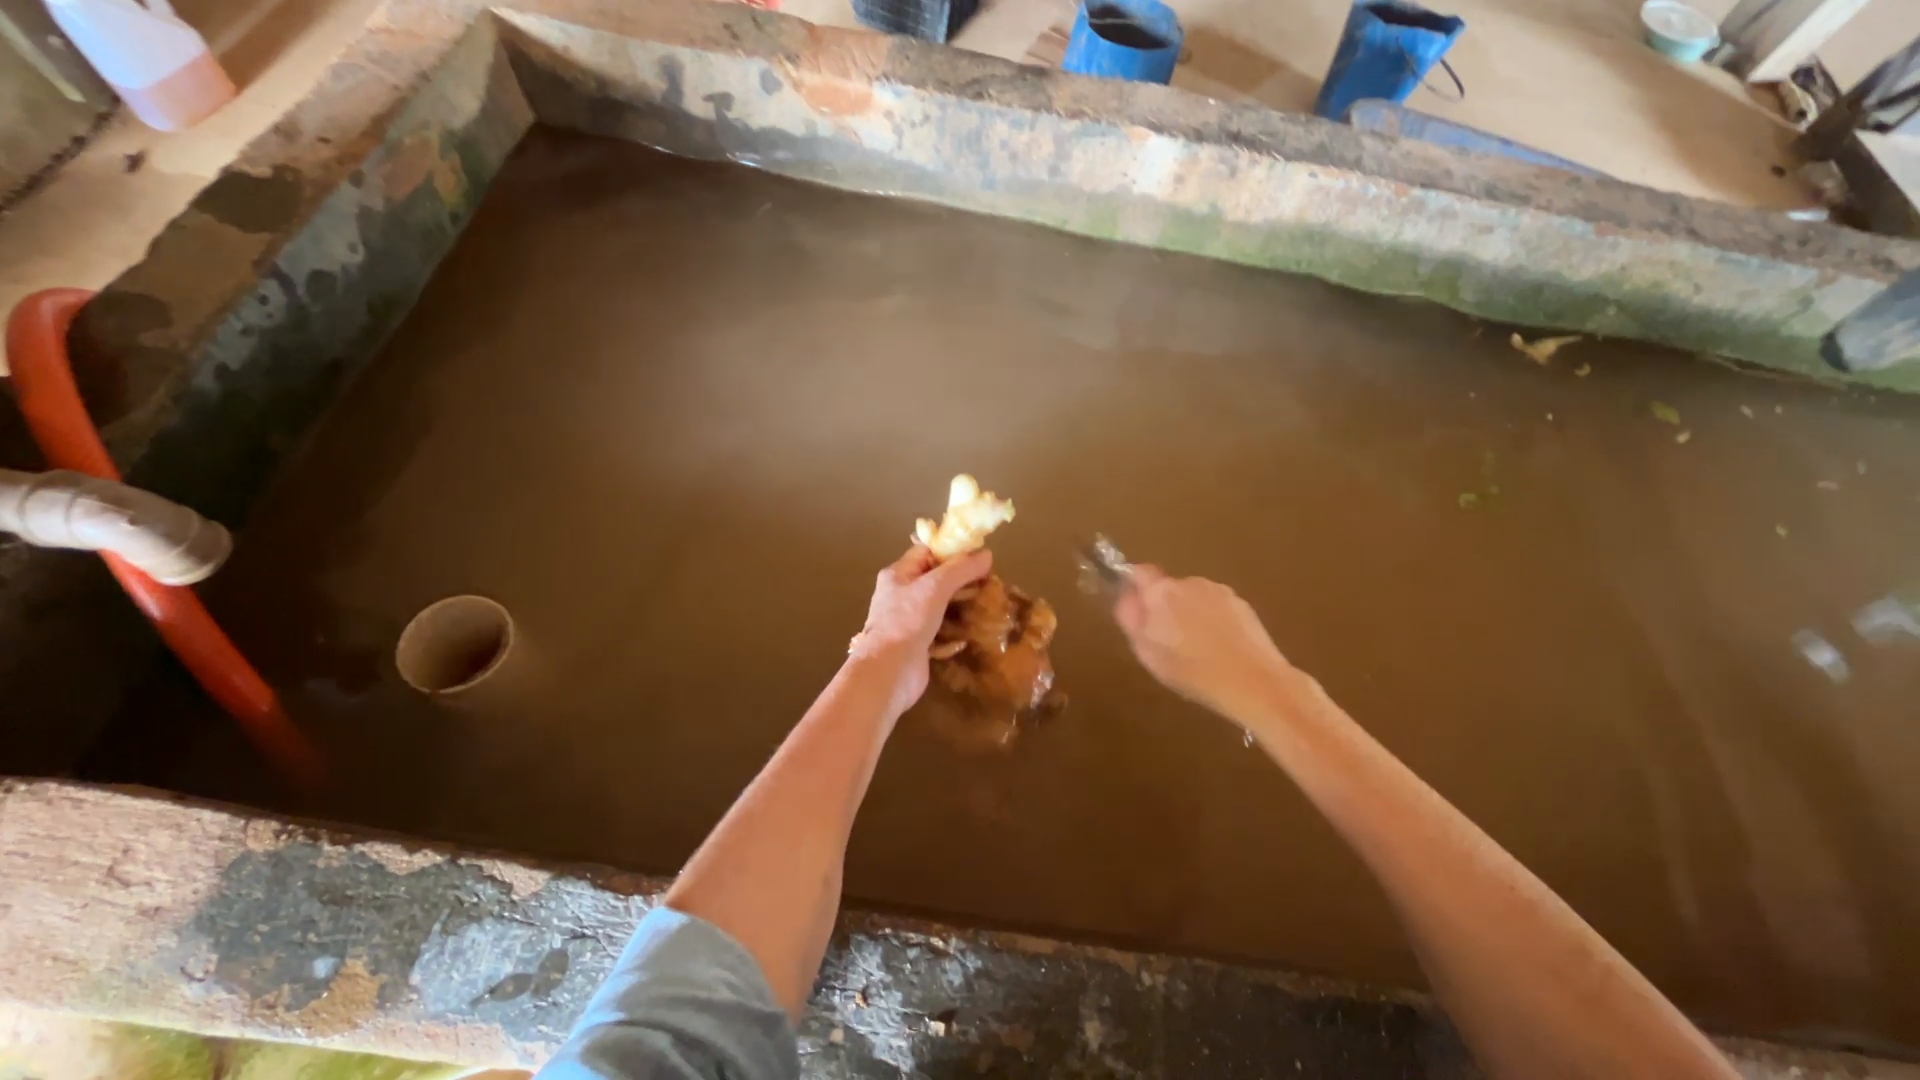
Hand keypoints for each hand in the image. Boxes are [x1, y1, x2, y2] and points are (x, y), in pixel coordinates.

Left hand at [849, 545, 992, 712]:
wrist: (889, 671)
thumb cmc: (907, 621)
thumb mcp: (935, 586)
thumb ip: (961, 569)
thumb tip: (987, 555)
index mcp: (897, 575)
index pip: (926, 552)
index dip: (951, 551)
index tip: (978, 557)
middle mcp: (901, 595)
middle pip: (935, 579)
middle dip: (961, 581)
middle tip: (988, 583)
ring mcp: (909, 621)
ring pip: (940, 606)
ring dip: (961, 606)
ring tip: (986, 605)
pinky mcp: (918, 644)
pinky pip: (940, 632)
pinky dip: (955, 633)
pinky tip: (972, 633)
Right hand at [1113, 566, 1295, 723]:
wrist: (1252, 681)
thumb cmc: (1191, 671)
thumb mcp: (1147, 652)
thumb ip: (1131, 619)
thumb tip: (1125, 598)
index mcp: (1160, 592)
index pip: (1139, 573)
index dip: (1135, 589)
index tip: (1137, 611)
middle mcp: (1189, 583)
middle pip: (1168, 588)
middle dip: (1165, 607)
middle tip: (1167, 640)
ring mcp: (1219, 591)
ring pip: (1193, 598)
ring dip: (1190, 614)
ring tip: (1198, 648)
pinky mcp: (1242, 604)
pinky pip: (1216, 607)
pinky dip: (1213, 621)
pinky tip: (1219, 647)